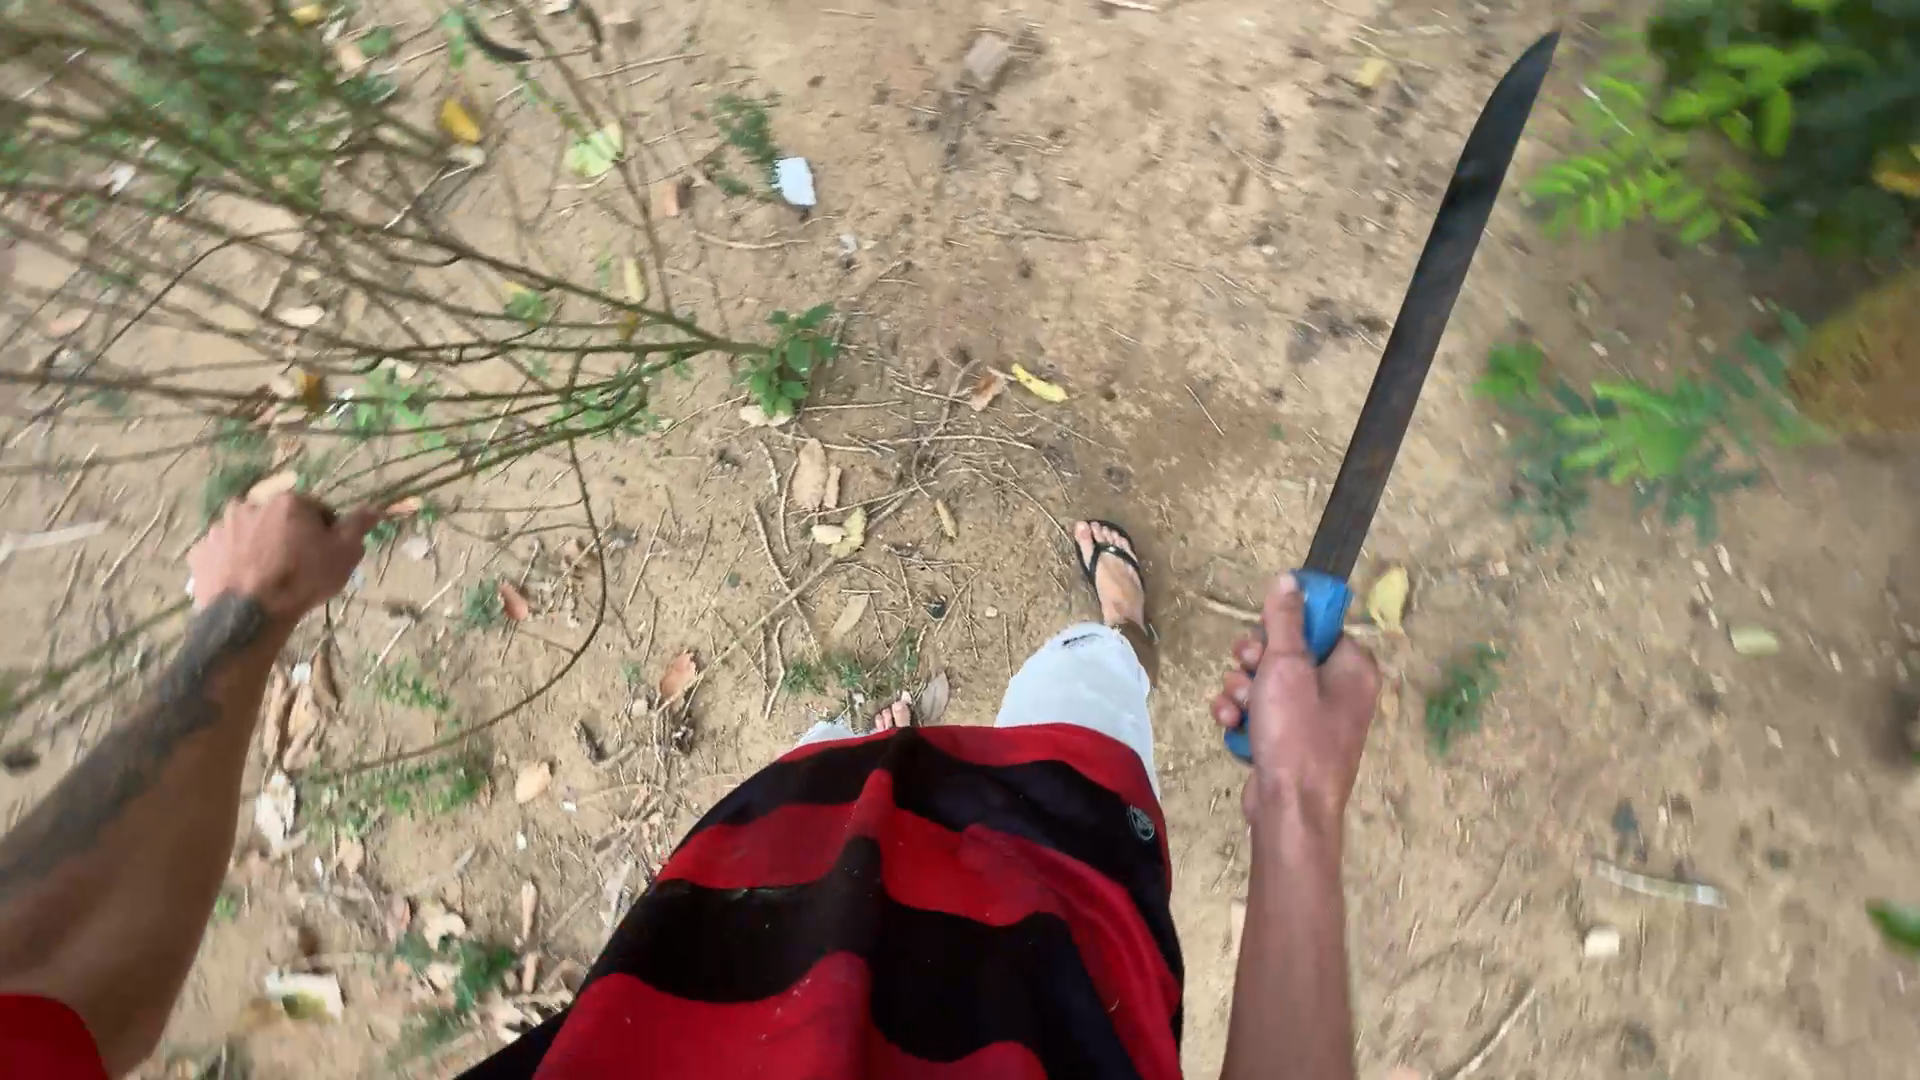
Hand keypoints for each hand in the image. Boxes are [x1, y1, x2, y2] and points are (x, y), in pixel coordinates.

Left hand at [188, 493, 377, 626]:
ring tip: (274, 573)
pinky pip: (227, 550)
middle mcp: (249, 506)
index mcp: (288, 502)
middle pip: (281, 518)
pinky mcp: (200, 551)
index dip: (326, 531)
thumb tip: (374, 509)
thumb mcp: (346, 551)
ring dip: (263, 545)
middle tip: (302, 562)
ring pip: (251, 532)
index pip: (317, 510)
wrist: (251, 612)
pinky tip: (250, 578)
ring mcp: (219, 528)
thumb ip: (359, 525)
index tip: (327, 552)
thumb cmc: (306, 576)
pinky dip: (238, 559)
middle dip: (291, 534)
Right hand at [1210, 573, 1378, 829]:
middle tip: (1247, 671)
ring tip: (1238, 707)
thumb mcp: (1287, 665)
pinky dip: (1241, 715)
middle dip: (1253, 662)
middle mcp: (1339, 691)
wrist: (1289, 807)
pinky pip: (1259, 711)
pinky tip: (1232, 725)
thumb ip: (1284, 619)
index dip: (1284, 629)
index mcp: (1352, 668)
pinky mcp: (1289, 740)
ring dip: (1240, 690)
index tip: (1265, 638)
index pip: (1317, 626)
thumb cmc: (1296, 732)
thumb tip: (1290, 578)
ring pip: (1264, 682)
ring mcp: (1314, 718)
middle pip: (1285, 652)